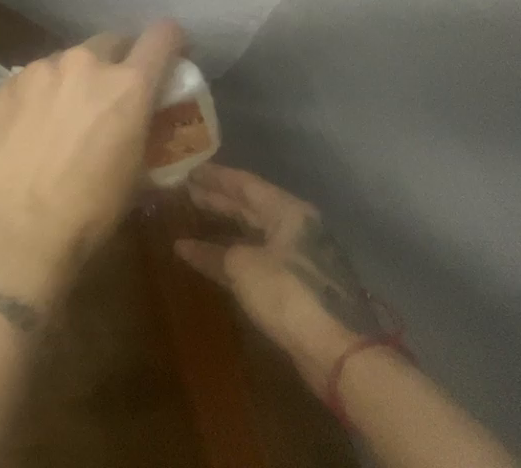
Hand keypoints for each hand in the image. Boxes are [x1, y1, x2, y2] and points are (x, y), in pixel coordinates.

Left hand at [0, 22, 186, 282]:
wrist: (18, 221)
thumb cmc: (90, 209)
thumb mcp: (138, 174)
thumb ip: (146, 134)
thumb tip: (145, 130)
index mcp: (129, 85)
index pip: (162, 37)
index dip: (172, 41)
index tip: (172, 55)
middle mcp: (86, 64)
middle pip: (111, 42)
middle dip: (119, 59)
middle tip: (115, 91)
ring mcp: (41, 69)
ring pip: (69, 60)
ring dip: (77, 77)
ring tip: (69, 112)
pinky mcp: (9, 82)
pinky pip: (37, 76)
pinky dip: (44, 91)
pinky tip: (36, 122)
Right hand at [175, 164, 386, 388]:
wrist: (338, 352)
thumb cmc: (289, 293)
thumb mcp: (242, 266)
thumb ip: (210, 252)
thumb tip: (182, 246)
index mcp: (290, 213)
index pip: (245, 184)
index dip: (214, 176)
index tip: (188, 168)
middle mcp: (297, 229)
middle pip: (251, 206)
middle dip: (217, 199)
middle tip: (185, 190)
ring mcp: (299, 258)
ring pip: (254, 233)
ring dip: (224, 226)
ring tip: (192, 217)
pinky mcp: (297, 285)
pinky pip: (258, 257)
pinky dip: (232, 254)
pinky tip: (208, 255)